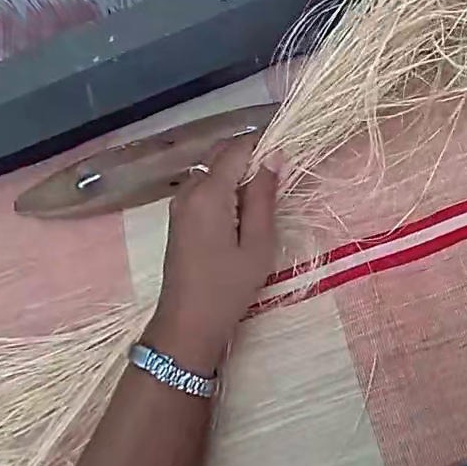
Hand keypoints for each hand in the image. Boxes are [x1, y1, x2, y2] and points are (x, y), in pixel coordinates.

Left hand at [145, 136, 277, 375]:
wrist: (188, 323)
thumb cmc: (228, 287)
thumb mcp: (257, 244)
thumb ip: (264, 197)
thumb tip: (275, 157)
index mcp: (208, 193)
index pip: (236, 149)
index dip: (262, 142)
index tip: (288, 150)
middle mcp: (188, 190)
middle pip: (220, 155)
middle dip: (250, 156)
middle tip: (280, 175)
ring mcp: (179, 204)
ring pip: (211, 171)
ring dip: (237, 173)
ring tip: (265, 197)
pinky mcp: (178, 218)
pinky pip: (204, 188)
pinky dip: (225, 188)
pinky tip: (243, 211)